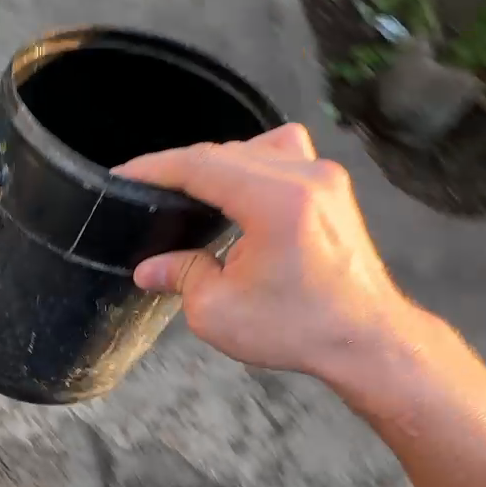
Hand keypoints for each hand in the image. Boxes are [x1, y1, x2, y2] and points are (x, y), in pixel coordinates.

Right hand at [113, 124, 417, 378]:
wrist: (365, 339)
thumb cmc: (294, 327)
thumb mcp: (215, 309)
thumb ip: (180, 275)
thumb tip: (148, 267)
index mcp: (275, 200)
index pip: (201, 166)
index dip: (154, 168)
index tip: (120, 176)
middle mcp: (305, 176)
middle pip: (227, 151)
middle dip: (179, 166)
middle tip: (142, 188)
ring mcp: (324, 179)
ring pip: (256, 147)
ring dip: (217, 163)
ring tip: (188, 190)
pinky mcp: (331, 191)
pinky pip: (282, 157)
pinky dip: (249, 166)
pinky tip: (234, 193)